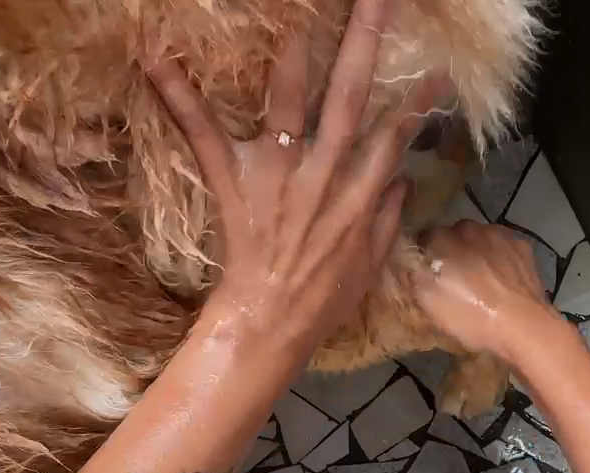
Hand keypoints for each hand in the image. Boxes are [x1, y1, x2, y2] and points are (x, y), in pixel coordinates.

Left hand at [145, 0, 445, 363]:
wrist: (273, 324)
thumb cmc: (324, 303)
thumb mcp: (370, 269)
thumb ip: (388, 222)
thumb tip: (404, 181)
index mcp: (358, 200)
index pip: (393, 139)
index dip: (415, 103)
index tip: (434, 69)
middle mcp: (323, 177)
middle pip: (348, 101)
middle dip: (362, 46)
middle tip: (373, 1)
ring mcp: (278, 178)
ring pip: (286, 102)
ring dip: (290, 49)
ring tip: (293, 6)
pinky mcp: (235, 184)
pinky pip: (206, 136)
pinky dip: (180, 98)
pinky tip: (155, 57)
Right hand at [414, 220, 576, 367]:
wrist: (524, 327)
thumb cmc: (472, 318)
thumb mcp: (430, 303)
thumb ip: (416, 275)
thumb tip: (413, 262)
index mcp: (441, 239)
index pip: (426, 239)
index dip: (426, 258)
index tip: (430, 278)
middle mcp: (469, 228)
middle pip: (455, 236)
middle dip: (454, 254)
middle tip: (458, 283)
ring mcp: (500, 235)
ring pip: (482, 240)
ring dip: (480, 255)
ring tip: (485, 284)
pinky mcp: (523, 247)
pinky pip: (505, 249)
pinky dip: (502, 260)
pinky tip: (505, 282)